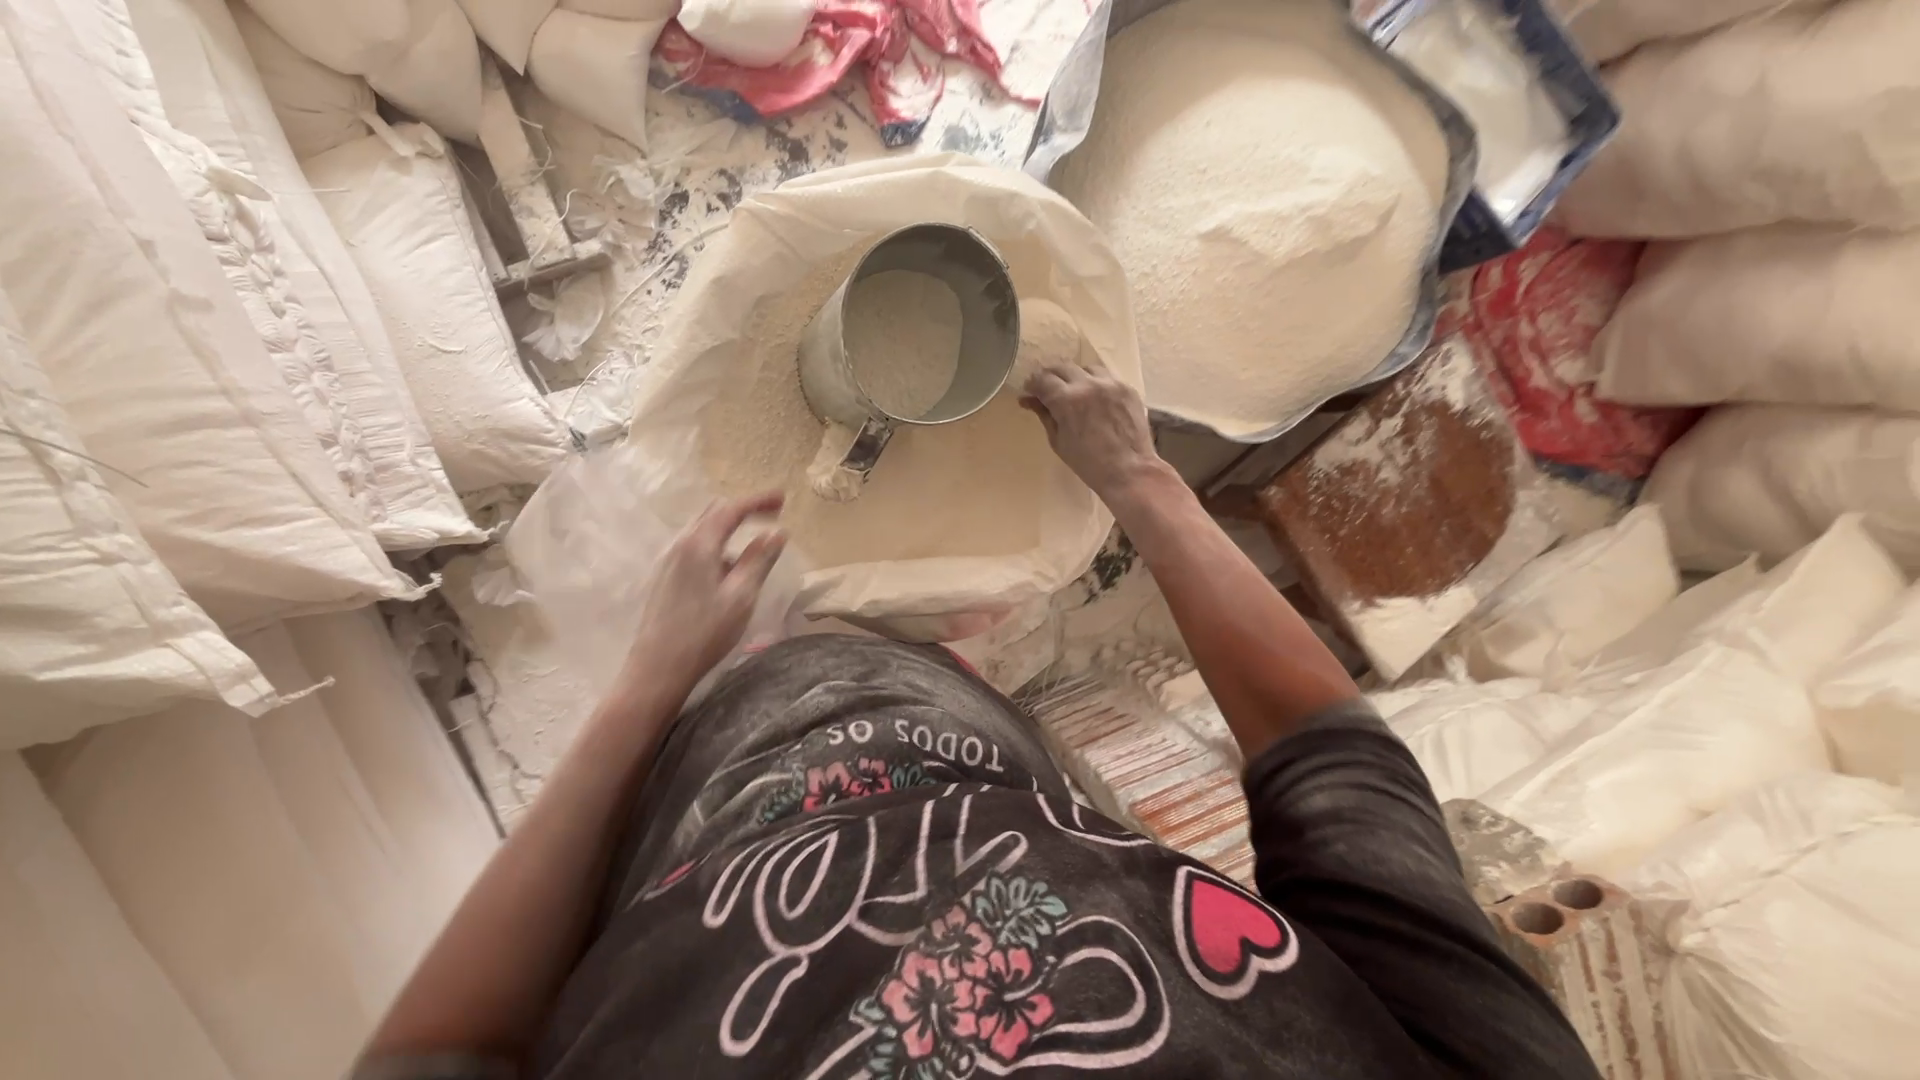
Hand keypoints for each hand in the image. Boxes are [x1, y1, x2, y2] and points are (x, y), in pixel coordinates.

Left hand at [612, 492, 787, 705]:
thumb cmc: (705, 632)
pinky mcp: (664, 578)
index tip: (783, 498)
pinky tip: (727, 575)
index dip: (759, 501)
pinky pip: (693, 550)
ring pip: (702, 532)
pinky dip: (715, 548)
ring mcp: (667, 561)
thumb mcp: (742, 596)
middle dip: (743, 511)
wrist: (658, 667)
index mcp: (699, 545)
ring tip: (752, 553)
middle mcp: (679, 545)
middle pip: (713, 513)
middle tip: (771, 518)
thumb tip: (777, 533)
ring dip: (729, 532)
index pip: (732, 509)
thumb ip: (759, 560)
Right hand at [1020, 361, 1169, 505]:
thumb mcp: (1058, 441)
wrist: (1129, 470)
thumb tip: (1028, 400)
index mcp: (1067, 400)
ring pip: (1085, 368)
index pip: (1042, 379)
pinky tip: (1095, 398)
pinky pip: (1106, 377)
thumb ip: (1044, 415)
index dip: (1032, 384)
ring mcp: (1110, 384)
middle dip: (1049, 376)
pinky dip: (1095, 383)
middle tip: (1046, 389)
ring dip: (1074, 376)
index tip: (1030, 392)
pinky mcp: (1127, 388)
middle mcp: (1088, 384)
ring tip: (1073, 392)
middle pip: (1061, 367)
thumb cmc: (1088, 463)